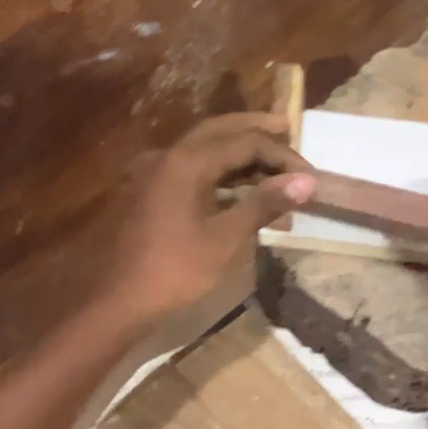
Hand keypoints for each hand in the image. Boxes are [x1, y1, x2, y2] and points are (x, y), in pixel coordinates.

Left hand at [105, 113, 315, 324]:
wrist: (119, 300)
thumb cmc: (174, 271)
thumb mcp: (225, 239)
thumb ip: (264, 204)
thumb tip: (306, 181)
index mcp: (187, 162)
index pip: (244, 142)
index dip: (280, 154)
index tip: (308, 176)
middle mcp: (169, 157)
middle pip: (219, 131)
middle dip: (255, 130)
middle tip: (287, 128)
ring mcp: (156, 174)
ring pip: (204, 150)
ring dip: (238, 152)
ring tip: (271, 161)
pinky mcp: (152, 194)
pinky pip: (192, 170)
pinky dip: (220, 172)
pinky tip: (239, 187)